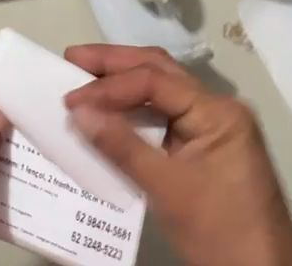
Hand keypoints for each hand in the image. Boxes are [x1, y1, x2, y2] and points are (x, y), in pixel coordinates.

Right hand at [65, 45, 291, 265]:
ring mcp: (215, 127)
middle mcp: (219, 109)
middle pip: (160, 72)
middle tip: (72, 59)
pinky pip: (167, 115)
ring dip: (124, 83)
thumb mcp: (166, 190)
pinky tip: (111, 111)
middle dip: (114, 64)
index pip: (154, 82)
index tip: (71, 99)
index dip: (109, 86)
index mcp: (218, 112)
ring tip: (85, 77)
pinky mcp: (207, 147)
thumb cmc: (220, 233)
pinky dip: (136, 109)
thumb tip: (78, 110)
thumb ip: (121, 146)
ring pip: (163, 90)